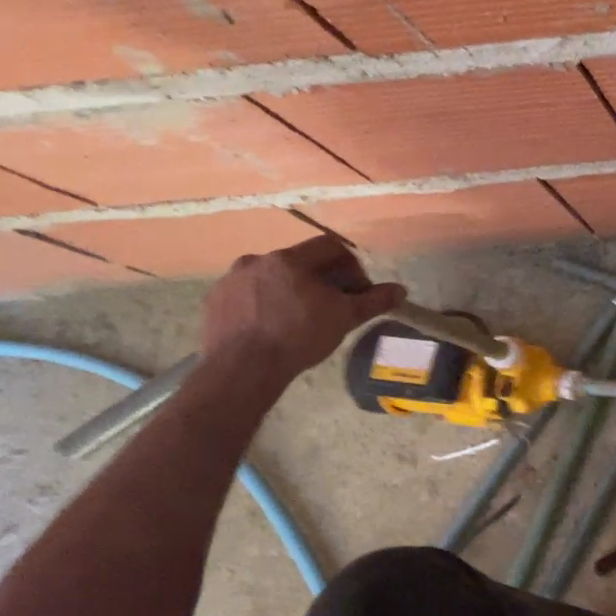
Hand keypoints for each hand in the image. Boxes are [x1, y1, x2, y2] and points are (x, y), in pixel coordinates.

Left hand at [201, 235, 404, 381]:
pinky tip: (272, 327)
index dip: (350, 265)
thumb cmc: (299, 336)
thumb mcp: (345, 317)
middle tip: (331, 305)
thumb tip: (400, 290)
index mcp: (289, 260)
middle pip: (299, 261)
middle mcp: (256, 261)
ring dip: (290, 290)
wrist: (242, 369)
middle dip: (321, 279)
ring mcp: (230, 281)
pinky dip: (264, 303)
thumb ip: (373, 300)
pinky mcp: (214, 301)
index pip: (329, 247)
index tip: (355, 290)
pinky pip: (247, 294)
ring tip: (299, 317)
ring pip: (272, 277)